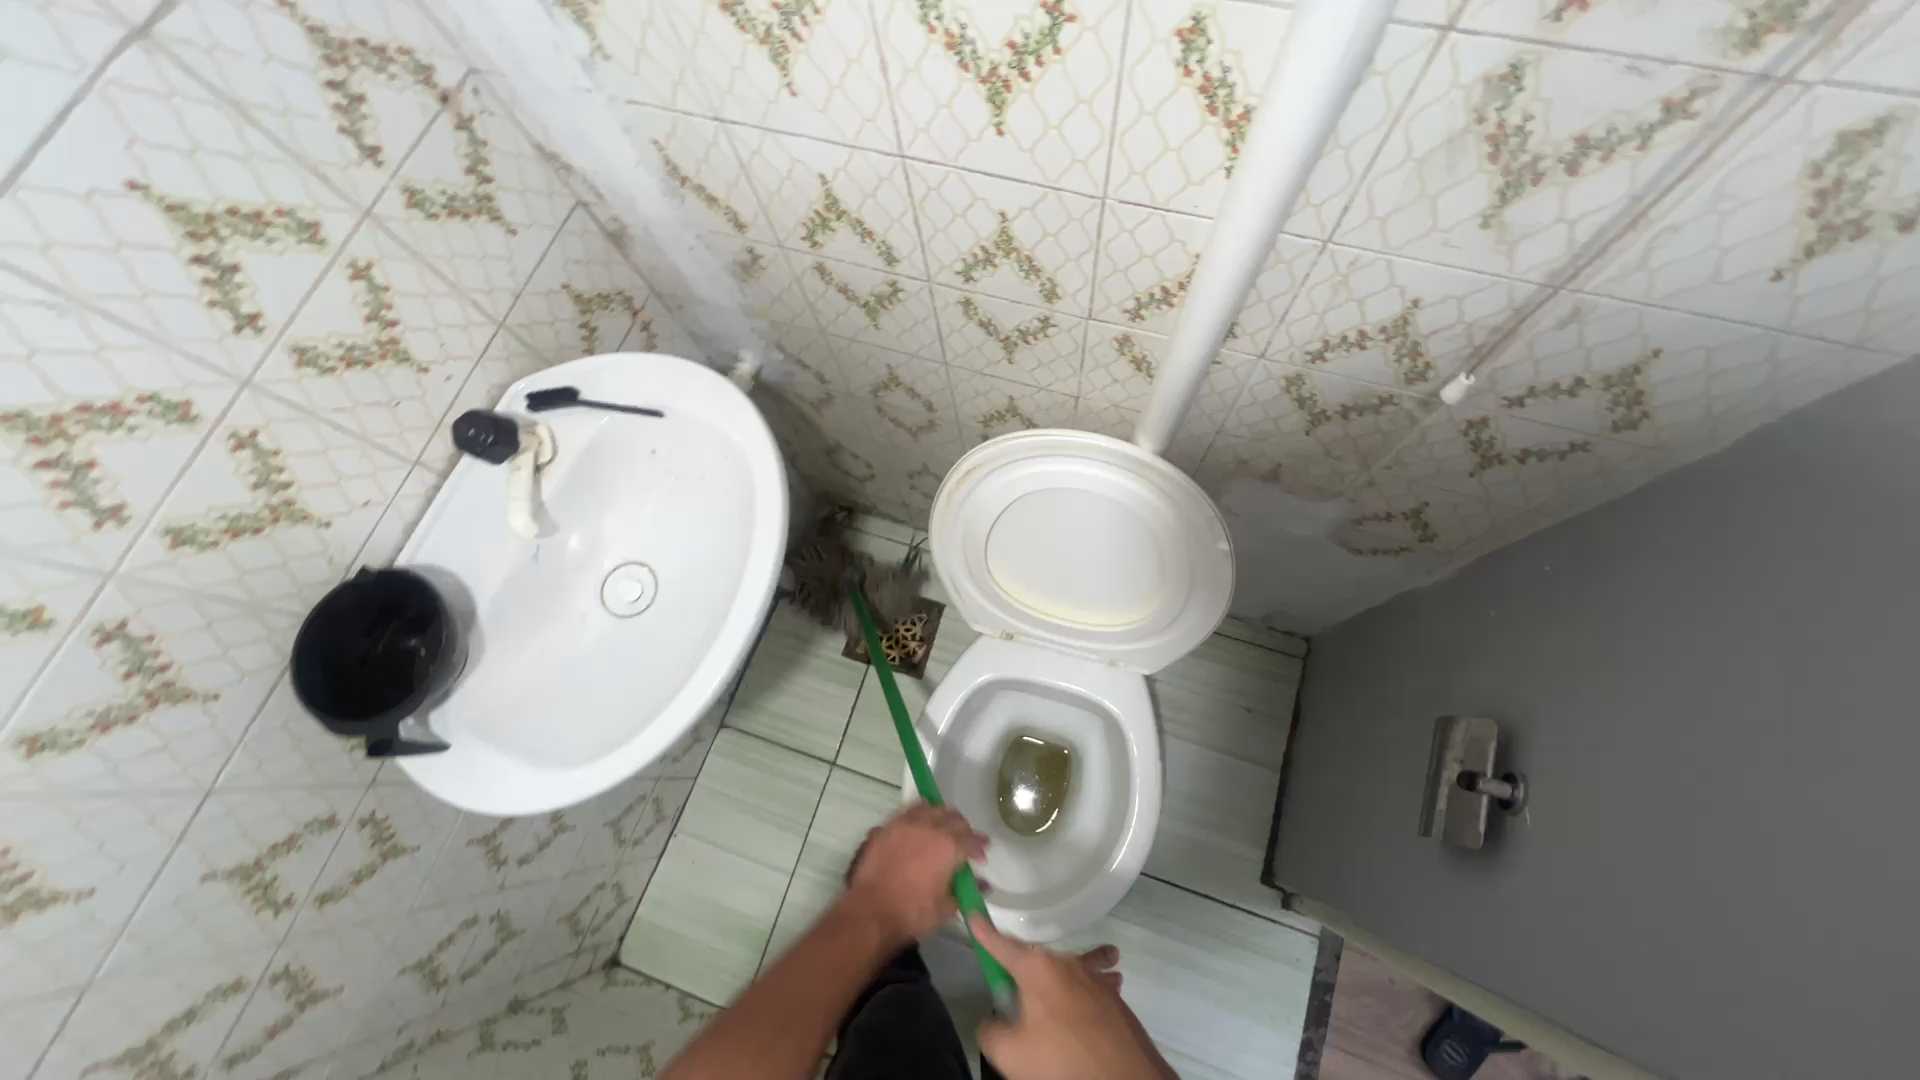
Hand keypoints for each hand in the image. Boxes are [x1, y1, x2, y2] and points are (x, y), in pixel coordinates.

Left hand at [841, 803, 987, 946]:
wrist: (870, 913)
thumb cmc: (912, 914)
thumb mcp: (946, 908)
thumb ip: (965, 890)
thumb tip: (983, 883)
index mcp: (948, 846)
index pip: (971, 838)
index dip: (979, 845)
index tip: (982, 854)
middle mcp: (929, 827)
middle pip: (953, 817)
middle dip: (963, 828)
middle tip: (965, 842)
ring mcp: (905, 824)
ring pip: (930, 808)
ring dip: (940, 815)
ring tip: (942, 827)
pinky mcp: (885, 828)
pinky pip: (907, 812)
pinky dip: (918, 816)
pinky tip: (917, 828)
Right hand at [970, 917, 1176, 1079]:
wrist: (1125, 1079)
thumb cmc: (1062, 1061)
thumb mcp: (1011, 1054)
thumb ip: (991, 1032)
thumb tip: (991, 1022)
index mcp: (1036, 969)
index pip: (1001, 945)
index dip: (984, 932)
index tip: (973, 915)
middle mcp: (1066, 964)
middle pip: (1038, 959)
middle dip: (1025, 969)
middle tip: (1018, 995)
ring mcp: (1095, 979)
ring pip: (1078, 966)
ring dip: (1069, 974)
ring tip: (1067, 988)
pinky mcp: (1116, 1000)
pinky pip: (1097, 987)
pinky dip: (1090, 994)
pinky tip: (1091, 1013)